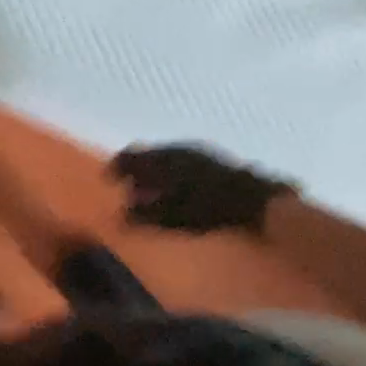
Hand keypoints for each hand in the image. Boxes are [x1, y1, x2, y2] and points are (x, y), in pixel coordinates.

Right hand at [108, 144, 296, 234]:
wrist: (257, 202)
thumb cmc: (212, 209)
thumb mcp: (174, 215)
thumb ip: (146, 214)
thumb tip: (121, 216)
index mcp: (166, 157)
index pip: (133, 155)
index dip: (119, 165)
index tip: (108, 179)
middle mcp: (180, 149)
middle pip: (150, 154)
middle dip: (136, 167)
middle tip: (124, 184)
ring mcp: (201, 154)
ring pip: (167, 158)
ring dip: (154, 171)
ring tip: (146, 190)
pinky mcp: (215, 164)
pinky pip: (183, 164)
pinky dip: (171, 174)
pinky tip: (174, 190)